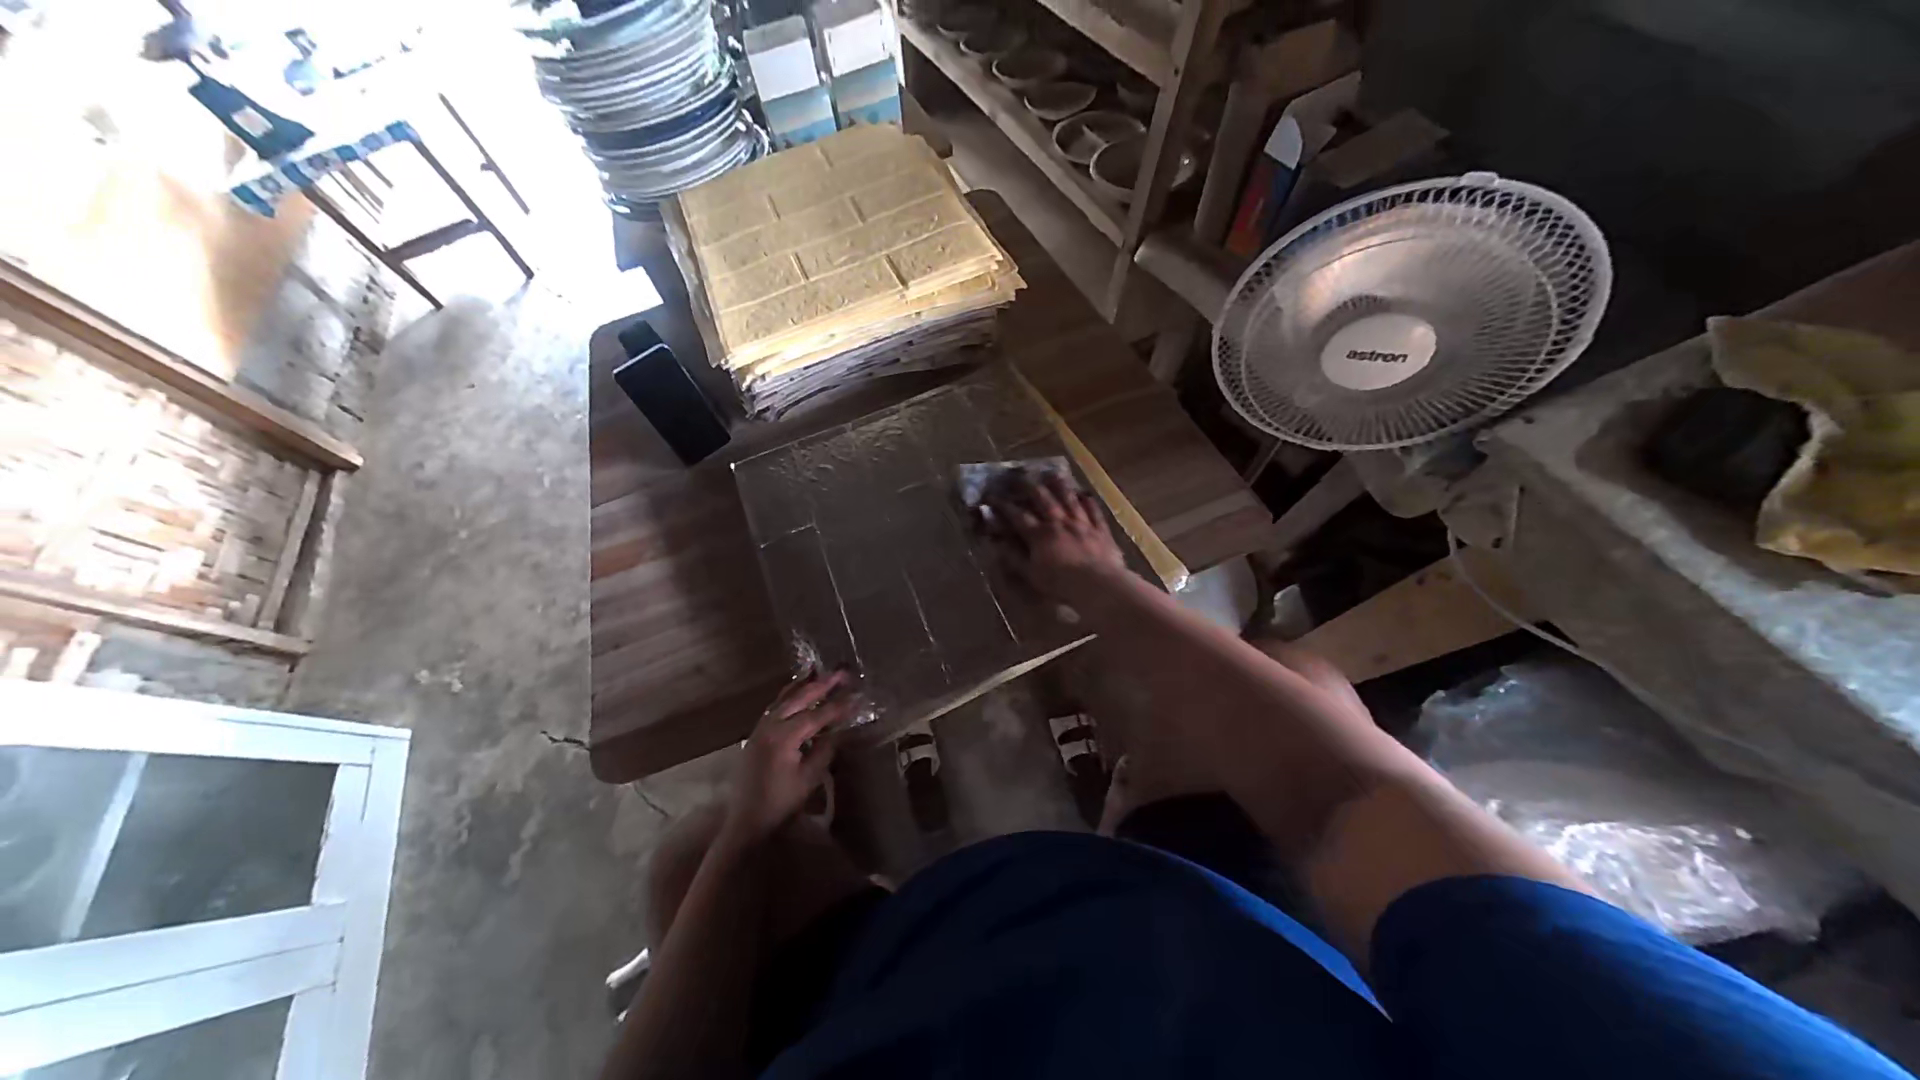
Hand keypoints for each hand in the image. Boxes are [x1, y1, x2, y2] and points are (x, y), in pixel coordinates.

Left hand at [722, 670, 856, 843]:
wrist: (746, 822)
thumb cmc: (781, 804)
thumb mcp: (809, 778)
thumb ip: (824, 750)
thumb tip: (839, 729)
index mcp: (783, 737)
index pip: (816, 715)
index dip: (838, 705)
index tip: (857, 695)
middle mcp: (769, 727)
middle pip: (798, 698)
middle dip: (821, 684)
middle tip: (841, 672)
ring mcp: (759, 729)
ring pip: (783, 699)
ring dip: (802, 685)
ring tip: (818, 671)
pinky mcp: (755, 736)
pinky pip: (774, 708)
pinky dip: (788, 696)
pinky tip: (797, 693)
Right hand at [982, 469, 1126, 598]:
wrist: (1097, 584)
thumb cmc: (1060, 583)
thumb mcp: (1031, 574)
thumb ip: (1014, 558)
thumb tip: (998, 544)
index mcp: (1039, 534)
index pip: (1017, 515)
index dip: (1003, 505)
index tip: (992, 496)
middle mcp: (1059, 522)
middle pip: (1043, 498)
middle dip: (1029, 486)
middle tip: (1020, 476)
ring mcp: (1082, 523)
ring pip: (1069, 498)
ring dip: (1060, 485)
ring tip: (1053, 474)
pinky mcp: (1100, 529)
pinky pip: (1093, 510)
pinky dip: (1088, 501)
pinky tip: (1084, 494)